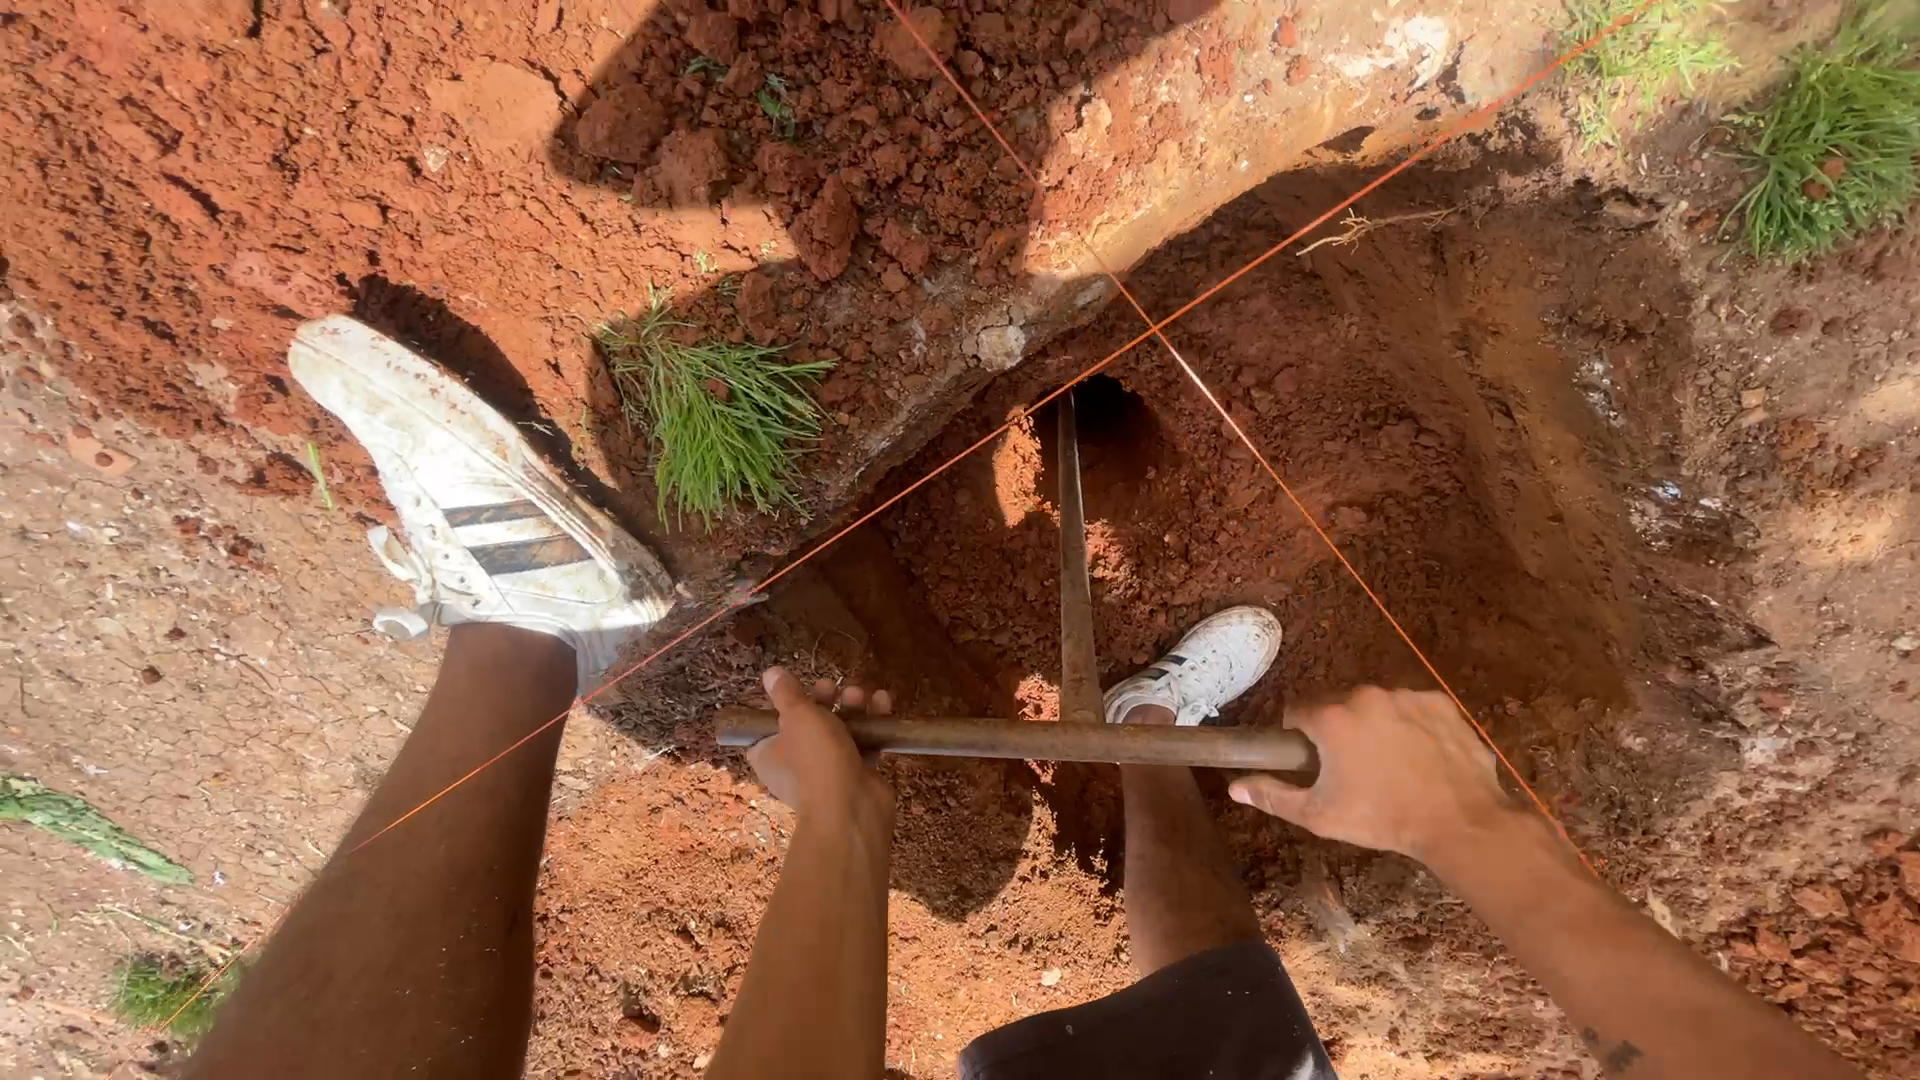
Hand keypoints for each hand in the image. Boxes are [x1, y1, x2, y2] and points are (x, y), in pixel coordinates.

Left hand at [744, 667, 893, 824]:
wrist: (852, 806)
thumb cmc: (815, 758)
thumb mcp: (797, 716)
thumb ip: (786, 693)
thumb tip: (770, 673)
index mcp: (770, 754)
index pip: (768, 727)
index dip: (782, 707)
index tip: (796, 690)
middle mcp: (795, 764)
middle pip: (808, 723)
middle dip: (825, 700)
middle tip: (834, 688)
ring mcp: (827, 771)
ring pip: (839, 731)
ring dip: (851, 708)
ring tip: (862, 695)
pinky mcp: (856, 774)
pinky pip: (863, 743)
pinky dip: (872, 724)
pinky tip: (883, 704)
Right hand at [1227, 686, 1519, 862]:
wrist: (1463, 824)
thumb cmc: (1383, 819)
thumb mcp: (1319, 815)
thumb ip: (1272, 796)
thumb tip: (1233, 787)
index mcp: (1331, 717)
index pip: (1297, 711)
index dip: (1300, 737)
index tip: (1315, 762)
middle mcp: (1364, 695)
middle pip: (1336, 704)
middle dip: (1338, 729)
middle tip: (1353, 767)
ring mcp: (1405, 695)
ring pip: (1374, 704)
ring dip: (1373, 724)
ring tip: (1391, 764)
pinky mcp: (1439, 702)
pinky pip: (1411, 706)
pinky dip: (1410, 724)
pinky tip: (1420, 755)